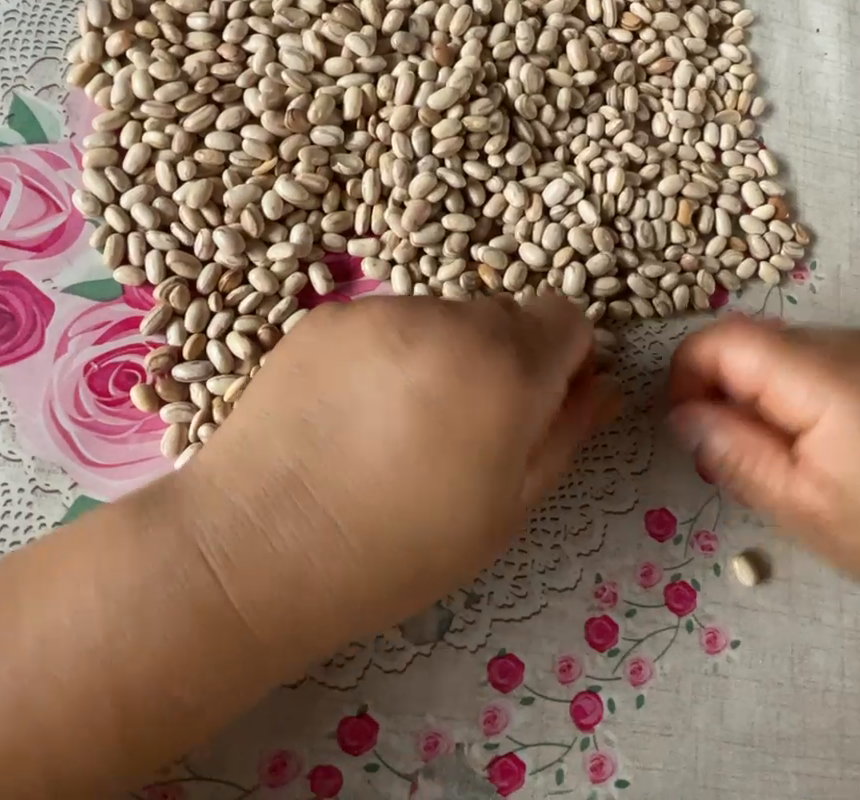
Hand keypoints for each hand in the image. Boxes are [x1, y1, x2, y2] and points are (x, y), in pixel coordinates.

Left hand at [183, 294, 617, 656]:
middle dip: (503, 358)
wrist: (257, 548)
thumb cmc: (398, 550)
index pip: (566, 316)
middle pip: (504, 315)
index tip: (538, 401)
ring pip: (443, 318)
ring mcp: (383, 310)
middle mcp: (449, 319)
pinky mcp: (329, 315)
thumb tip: (602, 387)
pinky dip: (389, 354)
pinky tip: (352, 411)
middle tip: (461, 425)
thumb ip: (567, 434)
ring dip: (443, 355)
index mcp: (507, 367)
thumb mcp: (507, 508)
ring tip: (397, 423)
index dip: (563, 358)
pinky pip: (387, 323)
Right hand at [667, 317, 859, 614]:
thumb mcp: (808, 512)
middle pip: (752, 340)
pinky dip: (798, 390)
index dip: (686, 374)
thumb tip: (682, 414)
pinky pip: (821, 357)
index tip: (687, 428)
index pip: (724, 339)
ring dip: (761, 392)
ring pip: (784, 349)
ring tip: (786, 458)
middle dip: (724, 389)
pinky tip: (826, 443)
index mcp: (829, 378)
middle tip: (735, 457)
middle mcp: (855, 341)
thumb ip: (736, 454)